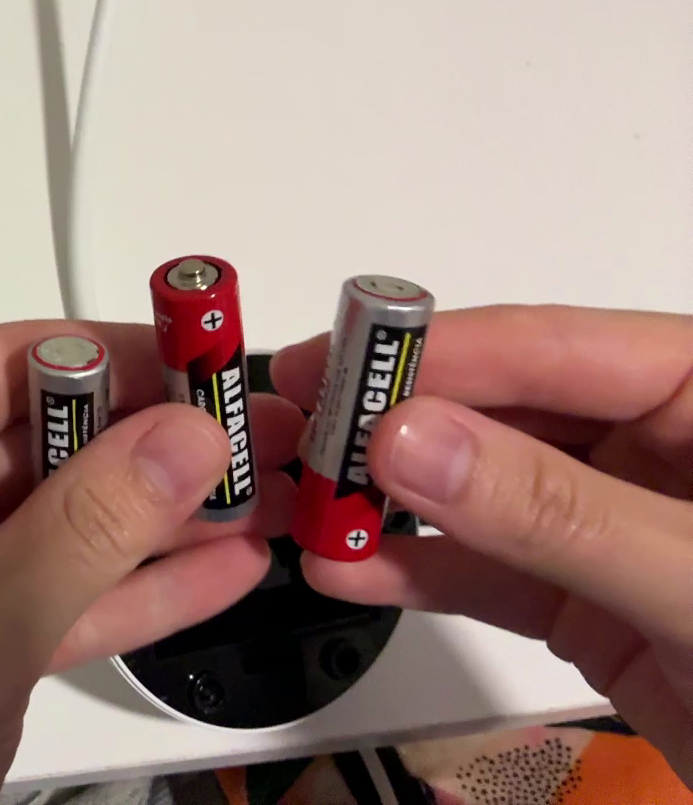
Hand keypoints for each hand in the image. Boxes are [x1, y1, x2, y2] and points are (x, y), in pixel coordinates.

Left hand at [0, 321, 305, 804]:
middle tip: (262, 432)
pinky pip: (41, 586)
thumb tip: (189, 433)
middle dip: (140, 438)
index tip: (207, 354)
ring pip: (42, 514)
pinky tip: (218, 568)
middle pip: (23, 436)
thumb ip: (86, 528)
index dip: (99, 355)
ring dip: (145, 513)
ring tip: (264, 493)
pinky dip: (121, 584)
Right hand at [272, 305, 692, 785]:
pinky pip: (472, 568)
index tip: (321, 369)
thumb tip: (401, 439)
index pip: (551, 348)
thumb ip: (563, 511)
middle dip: (378, 432)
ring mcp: (609, 524)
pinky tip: (341, 572)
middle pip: (485, 414)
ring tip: (293, 506)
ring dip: (372, 503)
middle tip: (288, 439)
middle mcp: (657, 452)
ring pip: (462, 490)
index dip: (427, 352)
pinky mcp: (579, 595)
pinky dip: (403, 571)